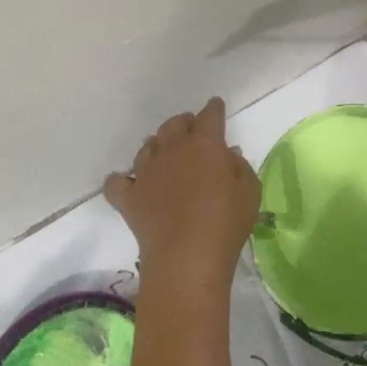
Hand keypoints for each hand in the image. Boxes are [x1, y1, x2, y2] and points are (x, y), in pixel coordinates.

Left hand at [105, 98, 260, 288]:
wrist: (186, 258)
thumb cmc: (226, 222)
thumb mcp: (249, 190)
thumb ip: (239, 166)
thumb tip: (228, 153)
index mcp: (205, 143)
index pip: (210, 115)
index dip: (214, 108)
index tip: (216, 106)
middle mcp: (173, 149)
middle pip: (174, 124)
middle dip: (184, 123)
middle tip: (191, 130)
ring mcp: (147, 173)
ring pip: (147, 147)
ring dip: (156, 145)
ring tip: (163, 155)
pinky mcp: (129, 198)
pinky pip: (117, 182)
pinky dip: (121, 180)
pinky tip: (127, 183)